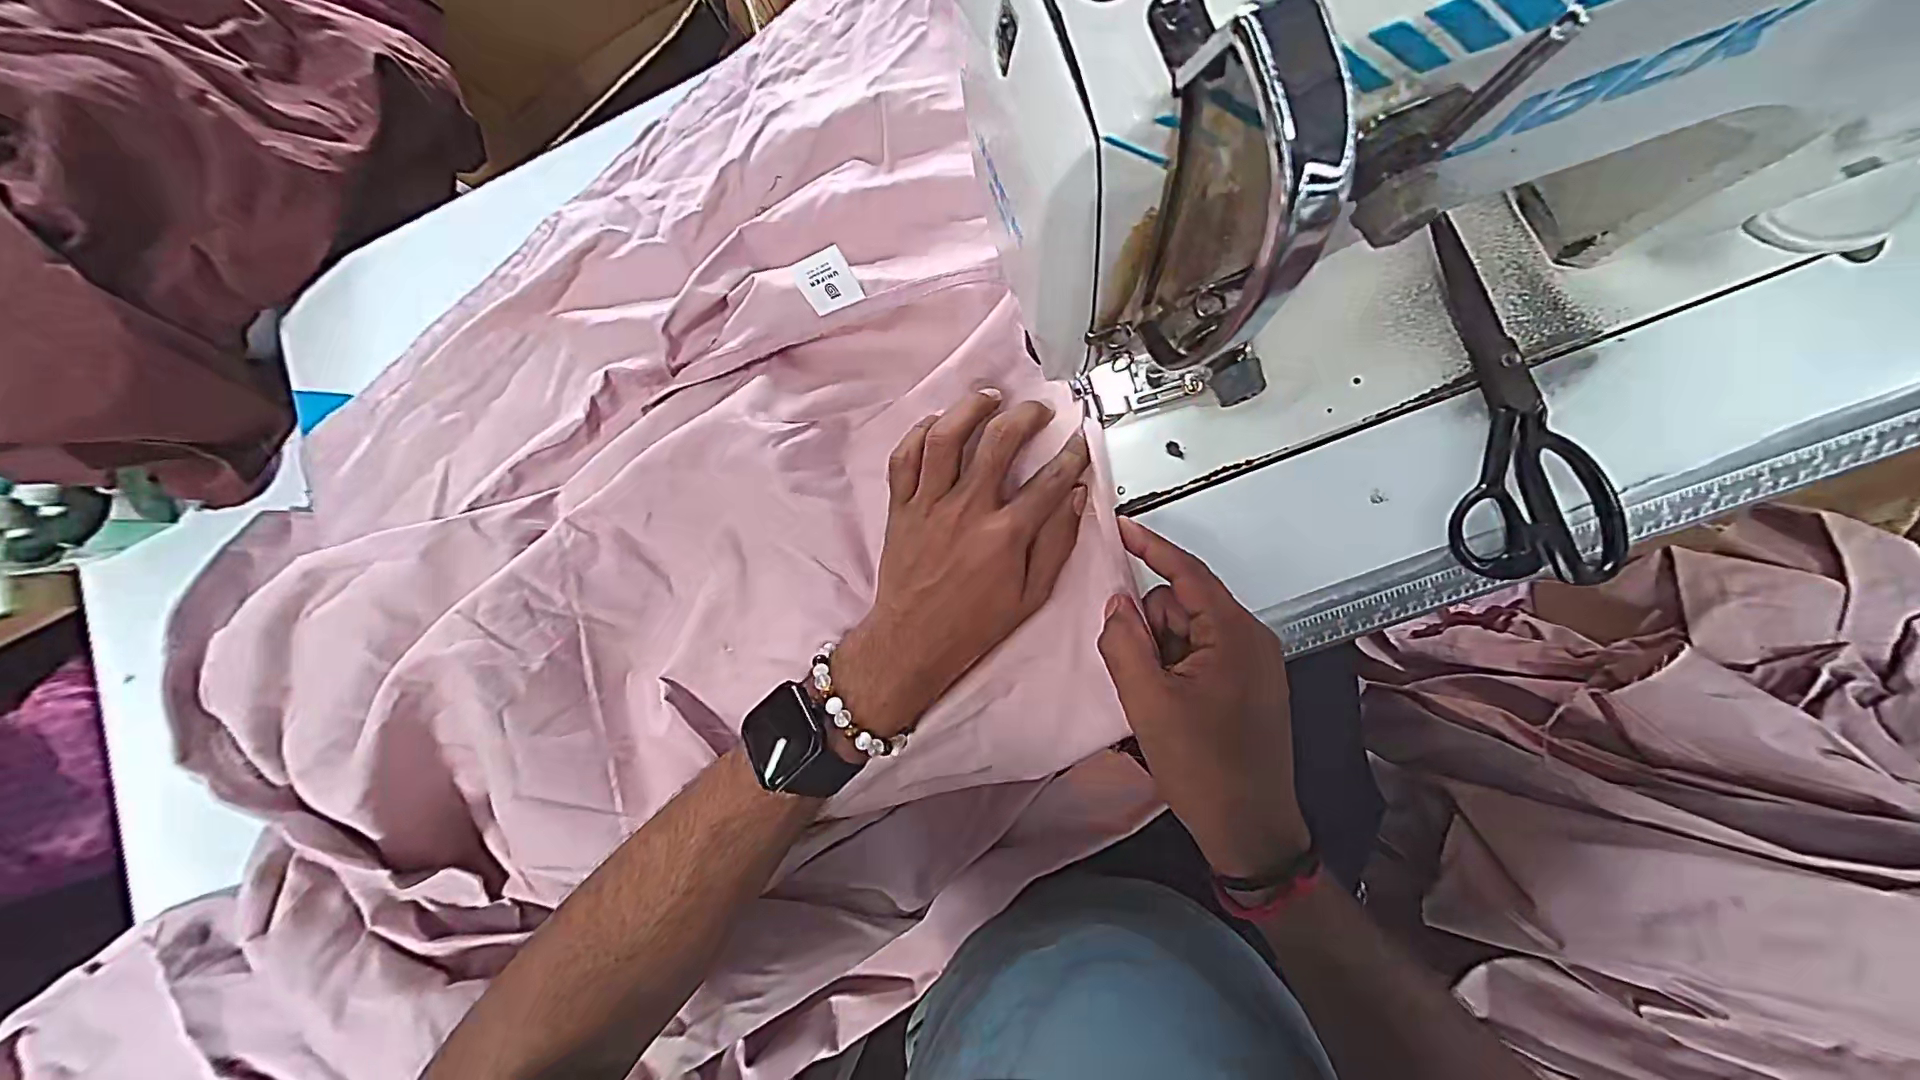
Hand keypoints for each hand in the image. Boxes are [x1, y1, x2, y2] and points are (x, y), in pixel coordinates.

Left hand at [831, 389, 1090, 744]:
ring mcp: (929, 506)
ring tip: (989, 398)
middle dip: (1025, 417)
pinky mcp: (902, 508)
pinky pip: (903, 458)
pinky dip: (918, 433)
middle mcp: (966, 511)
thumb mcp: (1031, 594)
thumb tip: (1074, 500)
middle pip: (999, 442)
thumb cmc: (971, 623)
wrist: (914, 639)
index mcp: (1004, 535)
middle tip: (1038, 411)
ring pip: (946, 438)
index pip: (1048, 480)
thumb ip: (1056, 544)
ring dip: (970, 410)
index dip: (1071, 455)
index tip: (1079, 443)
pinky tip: (936, 423)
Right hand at [1097, 518, 1308, 878]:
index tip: (1120, 527)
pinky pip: (1194, 655)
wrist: (1249, 830)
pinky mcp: (1243, 684)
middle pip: (1179, 605)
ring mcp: (1248, 663)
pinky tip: (1166, 706)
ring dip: (1157, 655)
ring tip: (1155, 703)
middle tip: (1138, 677)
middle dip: (1148, 629)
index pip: (1187, 573)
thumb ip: (1124, 643)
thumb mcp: (1149, 703)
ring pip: (1182, 632)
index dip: (1150, 547)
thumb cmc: (1206, 769)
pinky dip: (1170, 669)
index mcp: (1234, 634)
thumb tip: (1116, 604)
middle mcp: (1248, 640)